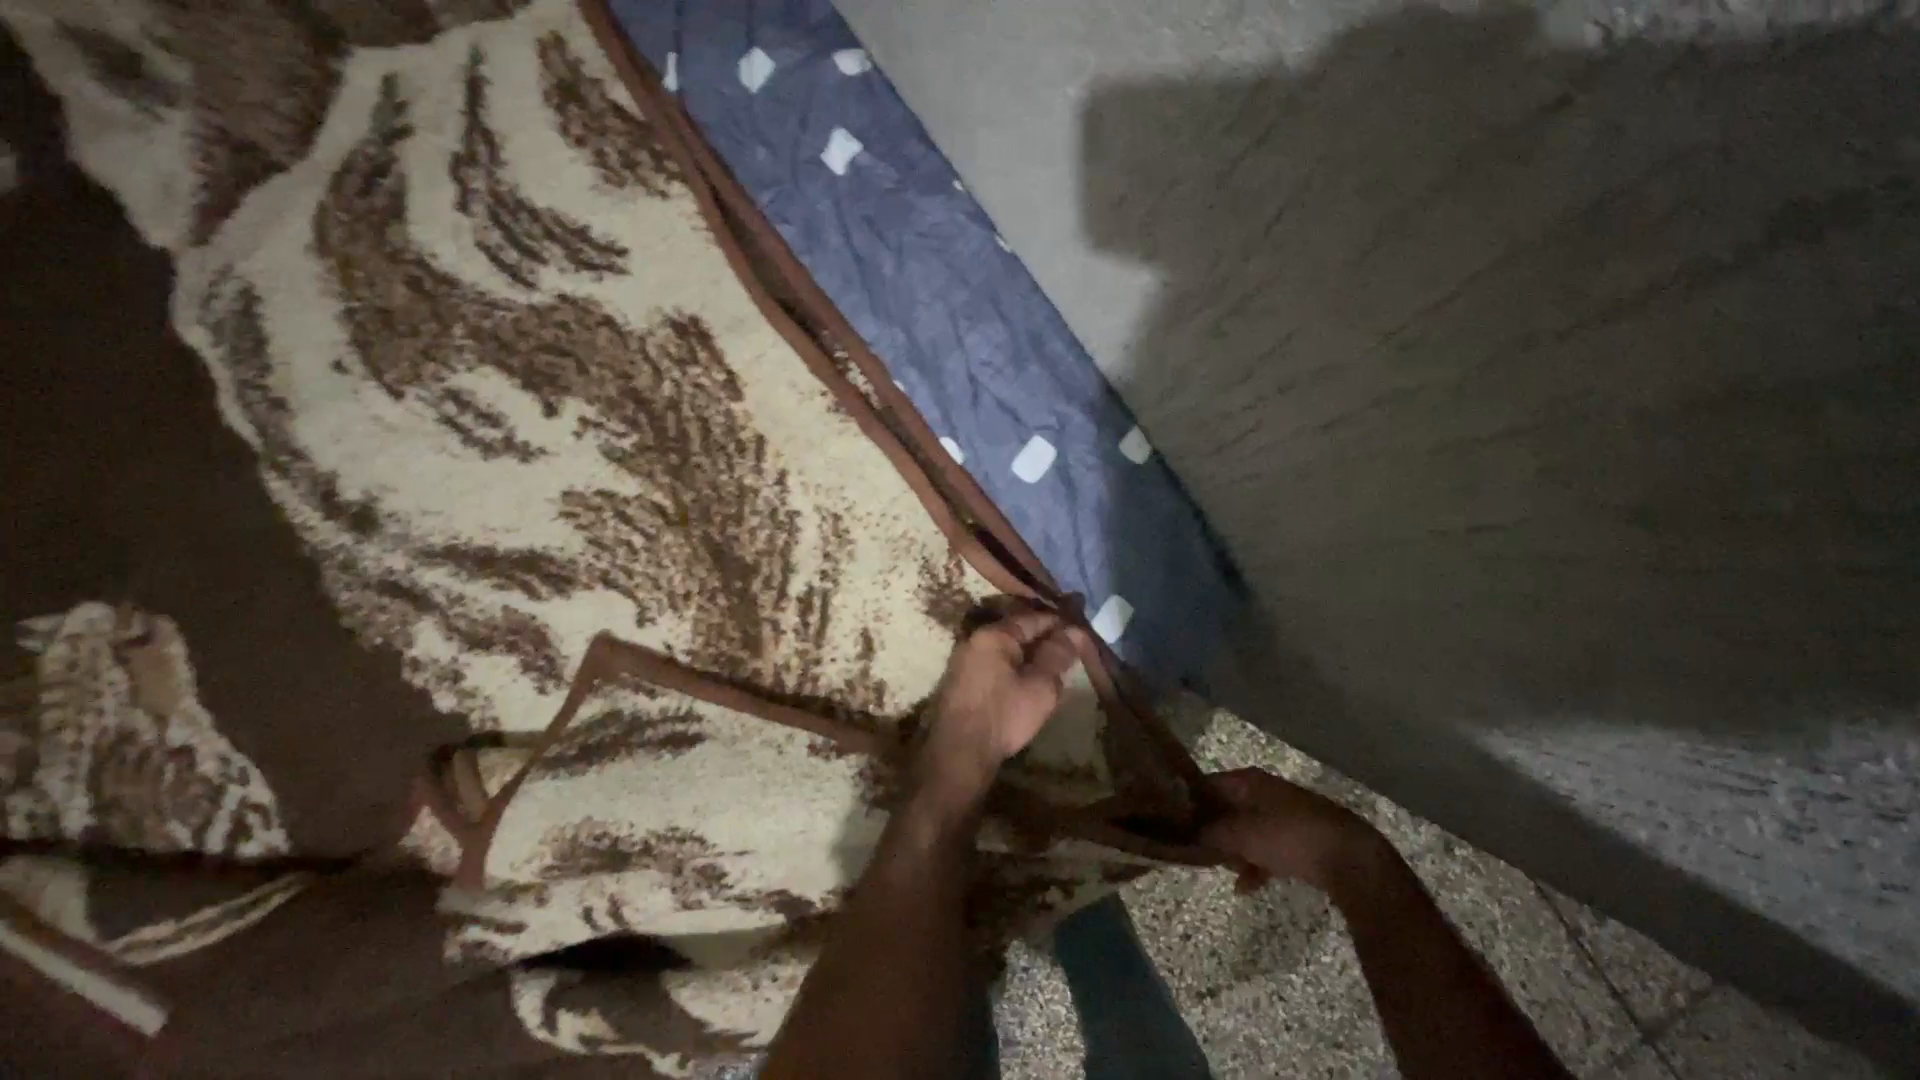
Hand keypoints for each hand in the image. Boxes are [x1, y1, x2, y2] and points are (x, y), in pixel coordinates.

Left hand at [916, 609, 1085, 799]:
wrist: (959, 753)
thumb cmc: (1004, 715)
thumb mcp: (1040, 685)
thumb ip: (1058, 656)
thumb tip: (1074, 632)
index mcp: (993, 635)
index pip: (1031, 619)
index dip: (1058, 624)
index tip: (1080, 633)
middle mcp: (974, 642)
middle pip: (1016, 634)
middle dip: (1044, 642)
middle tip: (1070, 653)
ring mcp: (964, 663)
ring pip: (1005, 653)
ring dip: (1029, 659)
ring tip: (1054, 671)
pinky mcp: (961, 684)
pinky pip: (994, 668)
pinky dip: (1014, 672)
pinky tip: (1029, 686)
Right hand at [1199, 768, 1392, 894]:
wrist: (1351, 858)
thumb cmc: (1289, 838)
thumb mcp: (1242, 835)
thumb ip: (1211, 832)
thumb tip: (1189, 833)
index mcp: (1249, 782)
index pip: (1207, 785)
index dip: (1188, 803)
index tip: (1173, 825)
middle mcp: (1265, 792)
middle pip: (1227, 808)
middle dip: (1212, 831)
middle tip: (1196, 853)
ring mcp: (1285, 814)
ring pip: (1247, 829)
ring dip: (1234, 850)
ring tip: (1226, 872)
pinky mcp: (1301, 837)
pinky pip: (1268, 846)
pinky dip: (1257, 863)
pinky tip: (1248, 887)